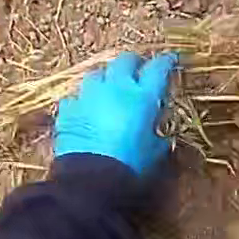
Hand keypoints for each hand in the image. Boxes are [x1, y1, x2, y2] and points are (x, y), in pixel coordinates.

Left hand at [53, 52, 180, 176]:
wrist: (91, 179)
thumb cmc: (130, 165)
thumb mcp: (155, 151)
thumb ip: (159, 134)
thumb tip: (160, 131)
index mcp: (142, 97)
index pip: (158, 68)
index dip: (166, 61)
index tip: (170, 59)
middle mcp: (115, 88)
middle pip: (124, 60)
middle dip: (133, 62)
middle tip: (139, 69)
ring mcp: (88, 96)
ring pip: (97, 74)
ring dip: (107, 78)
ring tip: (111, 88)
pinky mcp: (68, 109)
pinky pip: (77, 97)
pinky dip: (85, 100)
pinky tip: (88, 110)